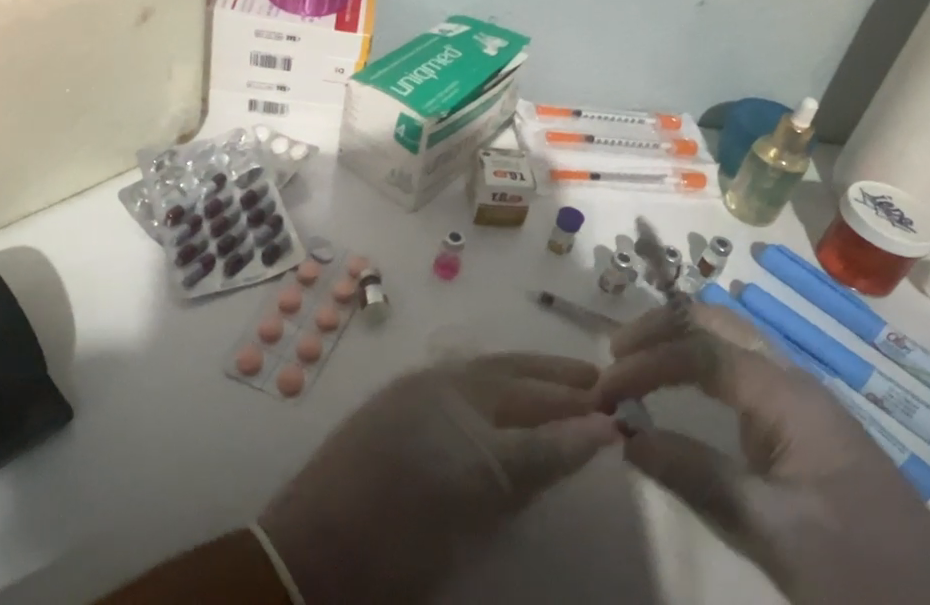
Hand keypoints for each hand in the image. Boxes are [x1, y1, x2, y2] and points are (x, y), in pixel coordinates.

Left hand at [259, 353, 620, 604]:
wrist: (310, 553)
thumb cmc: (400, 531)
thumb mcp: (479, 495)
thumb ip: (539, 455)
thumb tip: (601, 428)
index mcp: (460, 396)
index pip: (538, 398)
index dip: (579, 407)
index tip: (619, 411)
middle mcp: (439, 384)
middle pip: (514, 377)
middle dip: (558, 383)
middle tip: (599, 389)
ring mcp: (413, 394)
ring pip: (487, 376)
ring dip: (527, 382)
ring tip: (564, 392)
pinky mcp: (394, 408)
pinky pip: (458, 384)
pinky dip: (492, 389)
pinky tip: (506, 405)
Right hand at [596, 302, 929, 604]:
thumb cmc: (863, 574)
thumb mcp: (775, 532)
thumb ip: (698, 477)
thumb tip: (626, 437)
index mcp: (791, 398)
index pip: (702, 351)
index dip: (646, 363)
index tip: (602, 395)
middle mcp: (796, 385)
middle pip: (719, 324)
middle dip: (660, 329)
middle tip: (612, 360)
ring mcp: (802, 407)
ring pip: (732, 343)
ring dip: (679, 342)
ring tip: (633, 367)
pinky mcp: (802, 433)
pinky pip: (741, 376)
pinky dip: (698, 369)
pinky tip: (679, 391)